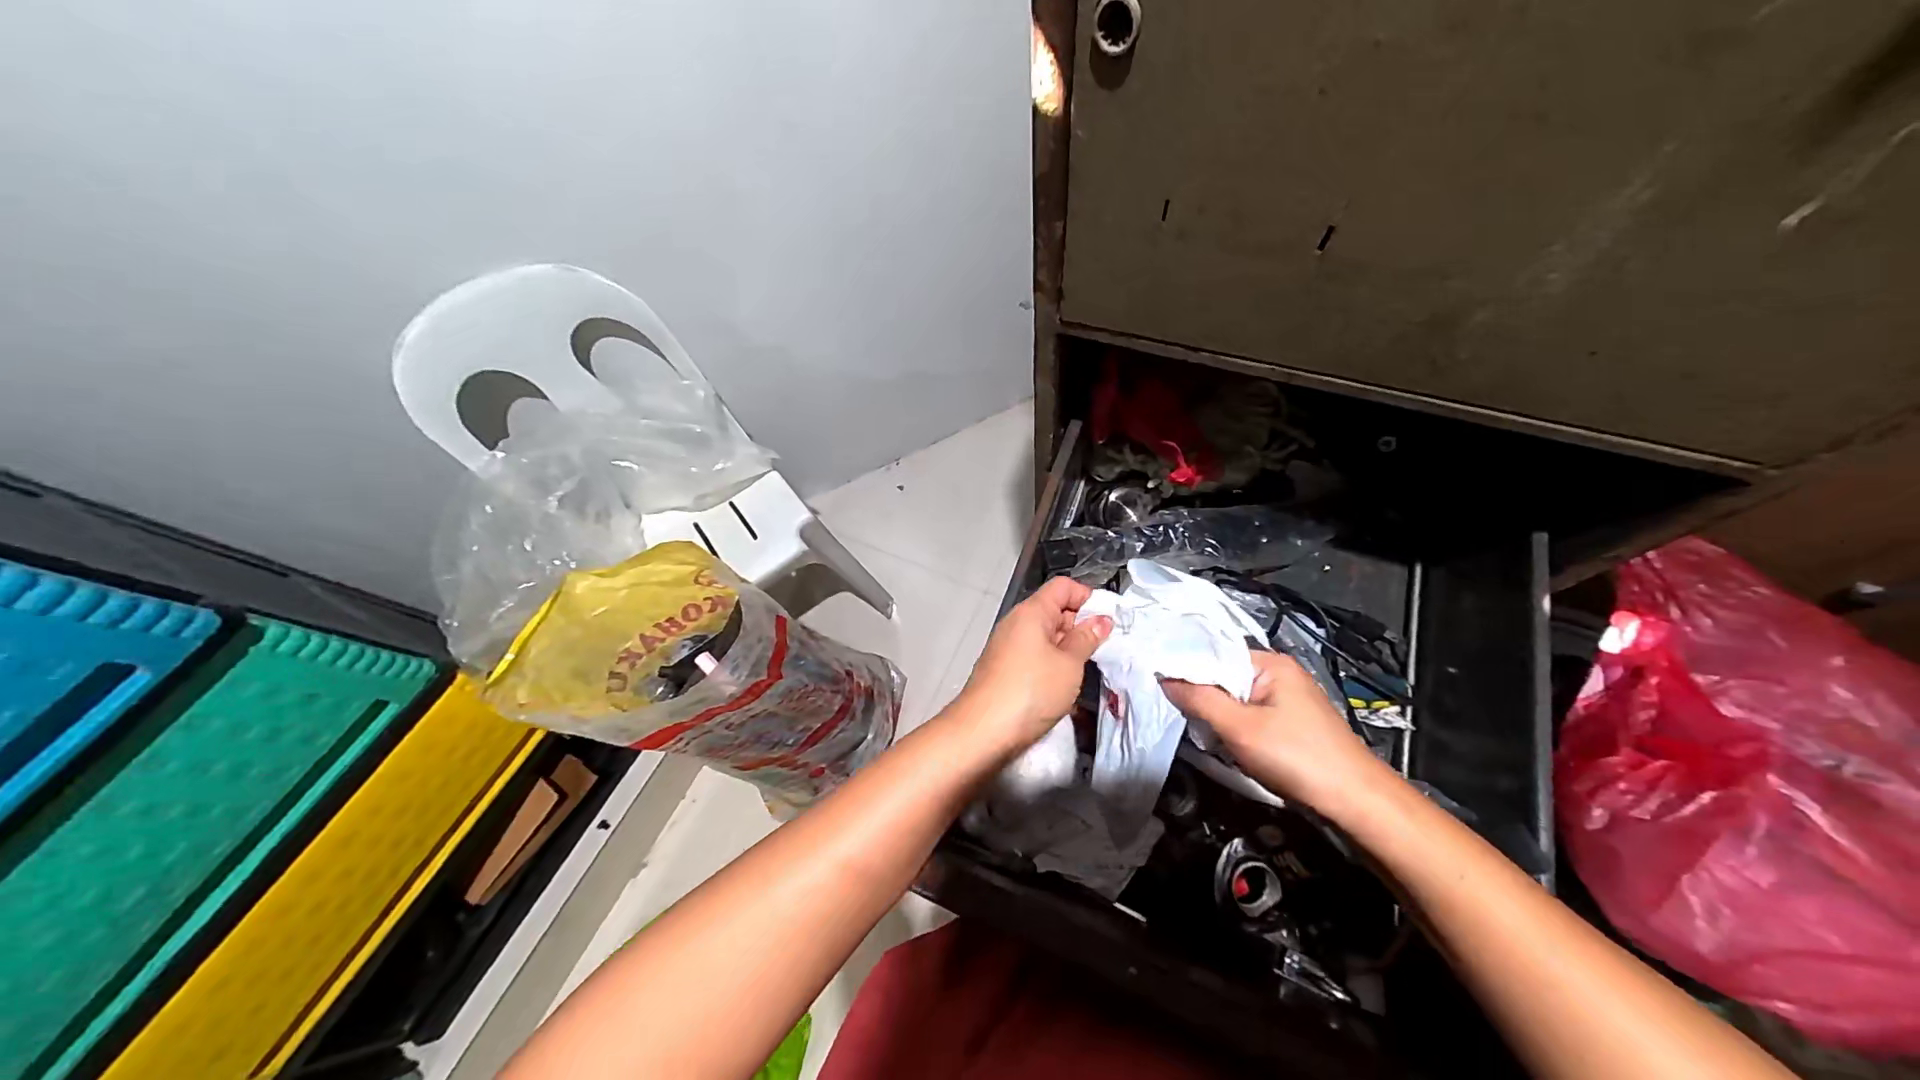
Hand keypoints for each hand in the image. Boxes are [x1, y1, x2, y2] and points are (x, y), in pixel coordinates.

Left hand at [955, 577, 1111, 750]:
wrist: (983, 731)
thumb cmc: (1030, 691)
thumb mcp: (1069, 663)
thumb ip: (1087, 638)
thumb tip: (1101, 619)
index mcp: (1031, 612)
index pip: (1063, 587)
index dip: (1087, 597)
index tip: (1107, 621)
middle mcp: (1016, 623)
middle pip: (1055, 610)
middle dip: (1080, 626)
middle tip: (1102, 649)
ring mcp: (1008, 647)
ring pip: (1046, 637)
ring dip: (1068, 650)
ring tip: (1085, 671)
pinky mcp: (1004, 670)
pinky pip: (1035, 657)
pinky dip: (1052, 666)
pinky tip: (1063, 688)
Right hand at [1162, 650, 1387, 814]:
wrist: (1356, 802)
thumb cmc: (1296, 757)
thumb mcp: (1239, 728)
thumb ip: (1199, 700)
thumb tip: (1164, 679)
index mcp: (1271, 664)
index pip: (1215, 654)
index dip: (1187, 670)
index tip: (1160, 685)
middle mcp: (1280, 675)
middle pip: (1224, 678)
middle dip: (1203, 699)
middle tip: (1184, 718)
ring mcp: (1287, 700)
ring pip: (1235, 701)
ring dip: (1219, 719)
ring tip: (1205, 735)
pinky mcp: (1290, 724)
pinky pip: (1249, 718)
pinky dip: (1235, 730)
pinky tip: (1227, 746)